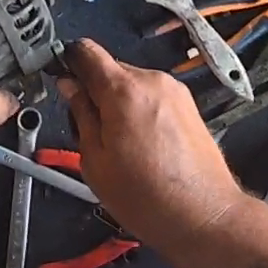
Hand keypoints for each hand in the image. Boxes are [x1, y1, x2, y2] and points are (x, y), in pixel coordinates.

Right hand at [55, 39, 249, 248]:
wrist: (204, 217)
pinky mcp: (187, 104)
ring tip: (123, 145)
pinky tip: (143, 146)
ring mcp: (173, 91)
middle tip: (92, 129)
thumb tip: (70, 88)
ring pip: (131, 84)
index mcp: (123, 91)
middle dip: (96, 92)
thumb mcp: (95, 161)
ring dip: (119, 103)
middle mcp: (151, 81)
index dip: (68, 62)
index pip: (85, 51)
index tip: (63, 79)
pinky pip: (151, 96)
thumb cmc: (151, 198)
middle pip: (109, 68)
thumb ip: (80, 114)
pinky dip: (141, 111)